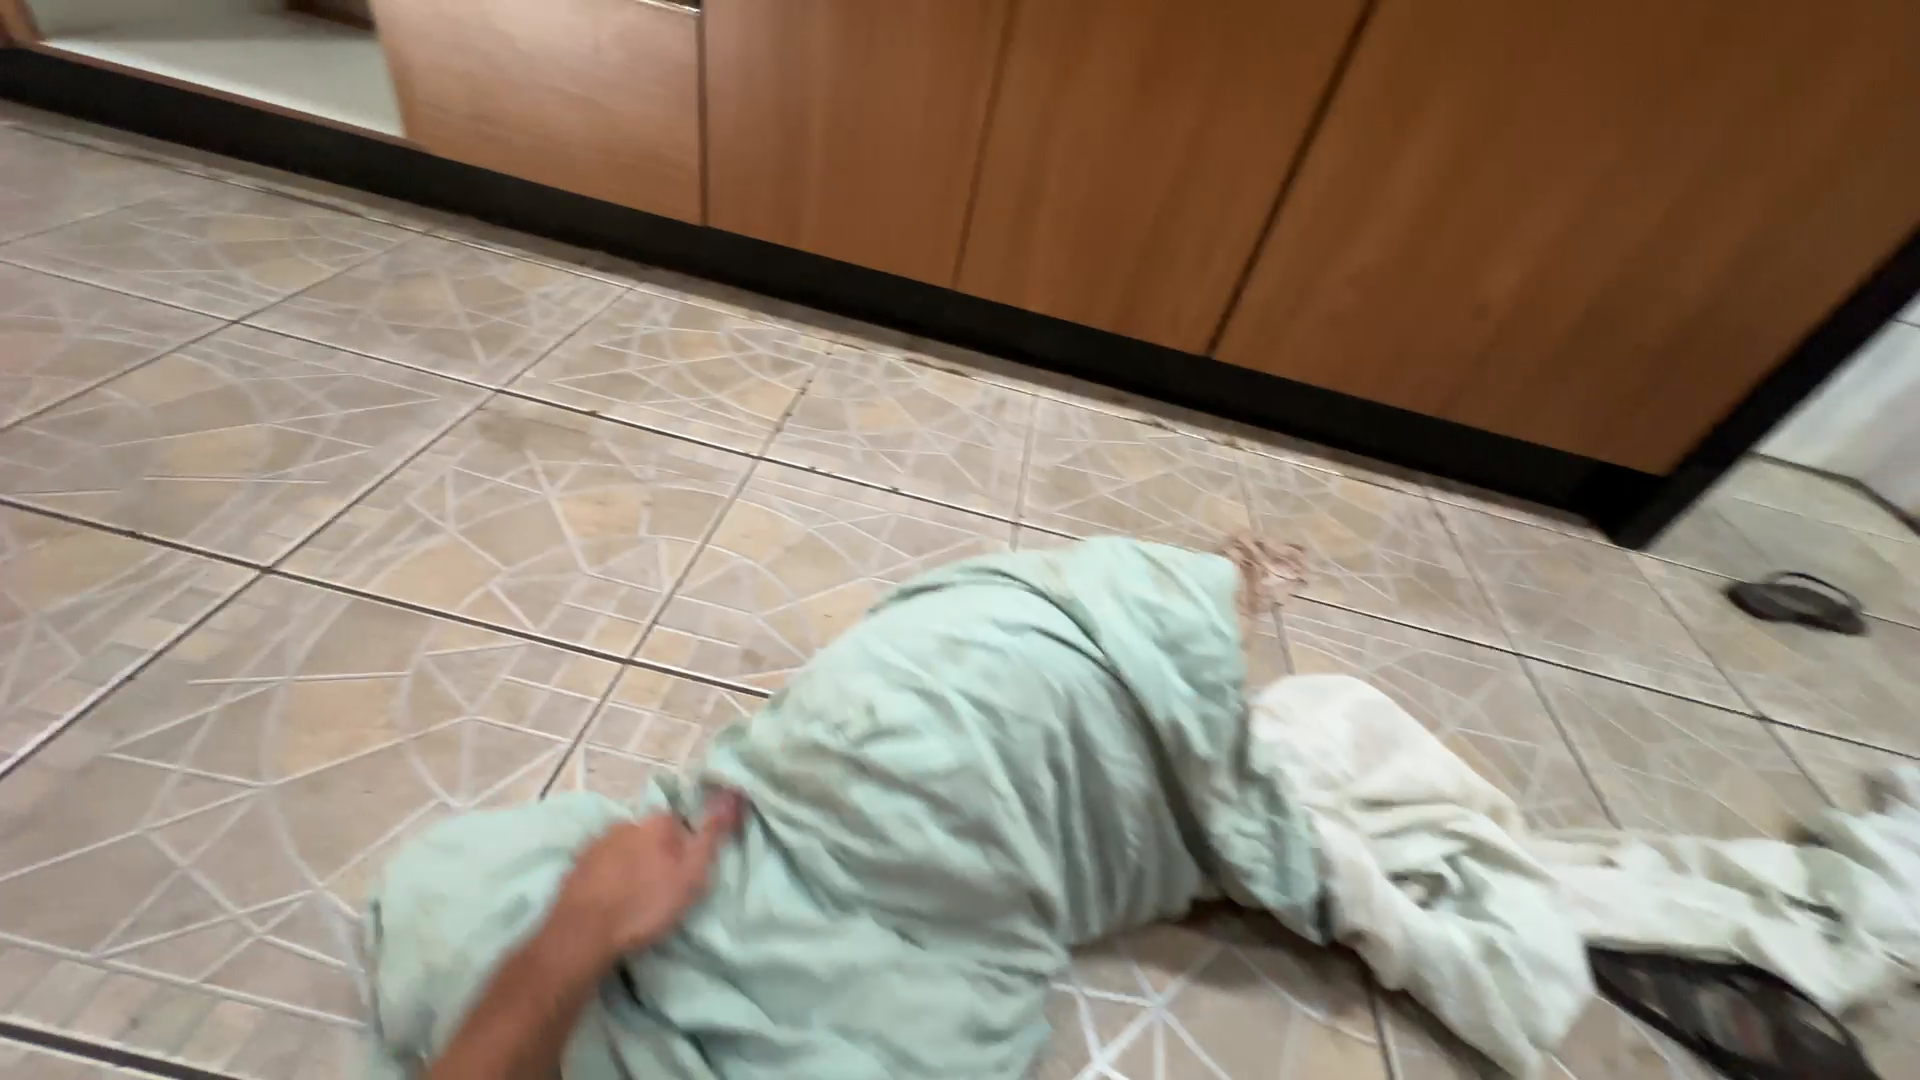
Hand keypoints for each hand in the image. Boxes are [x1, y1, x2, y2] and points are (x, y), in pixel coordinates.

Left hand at [549, 789, 744, 960]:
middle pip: (650, 835)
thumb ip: (713, 834)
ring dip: (630, 866)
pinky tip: (609, 901)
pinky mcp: (574, 867)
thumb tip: (736, 793)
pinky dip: (607, 878)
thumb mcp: (691, 874)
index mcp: (657, 822)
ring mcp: (596, 844)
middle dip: (656, 855)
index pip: (680, 824)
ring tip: (632, 898)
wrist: (581, 936)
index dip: (685, 849)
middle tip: (660, 889)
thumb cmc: (644, 905)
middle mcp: (626, 822)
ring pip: (624, 849)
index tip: (684, 875)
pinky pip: (600, 866)